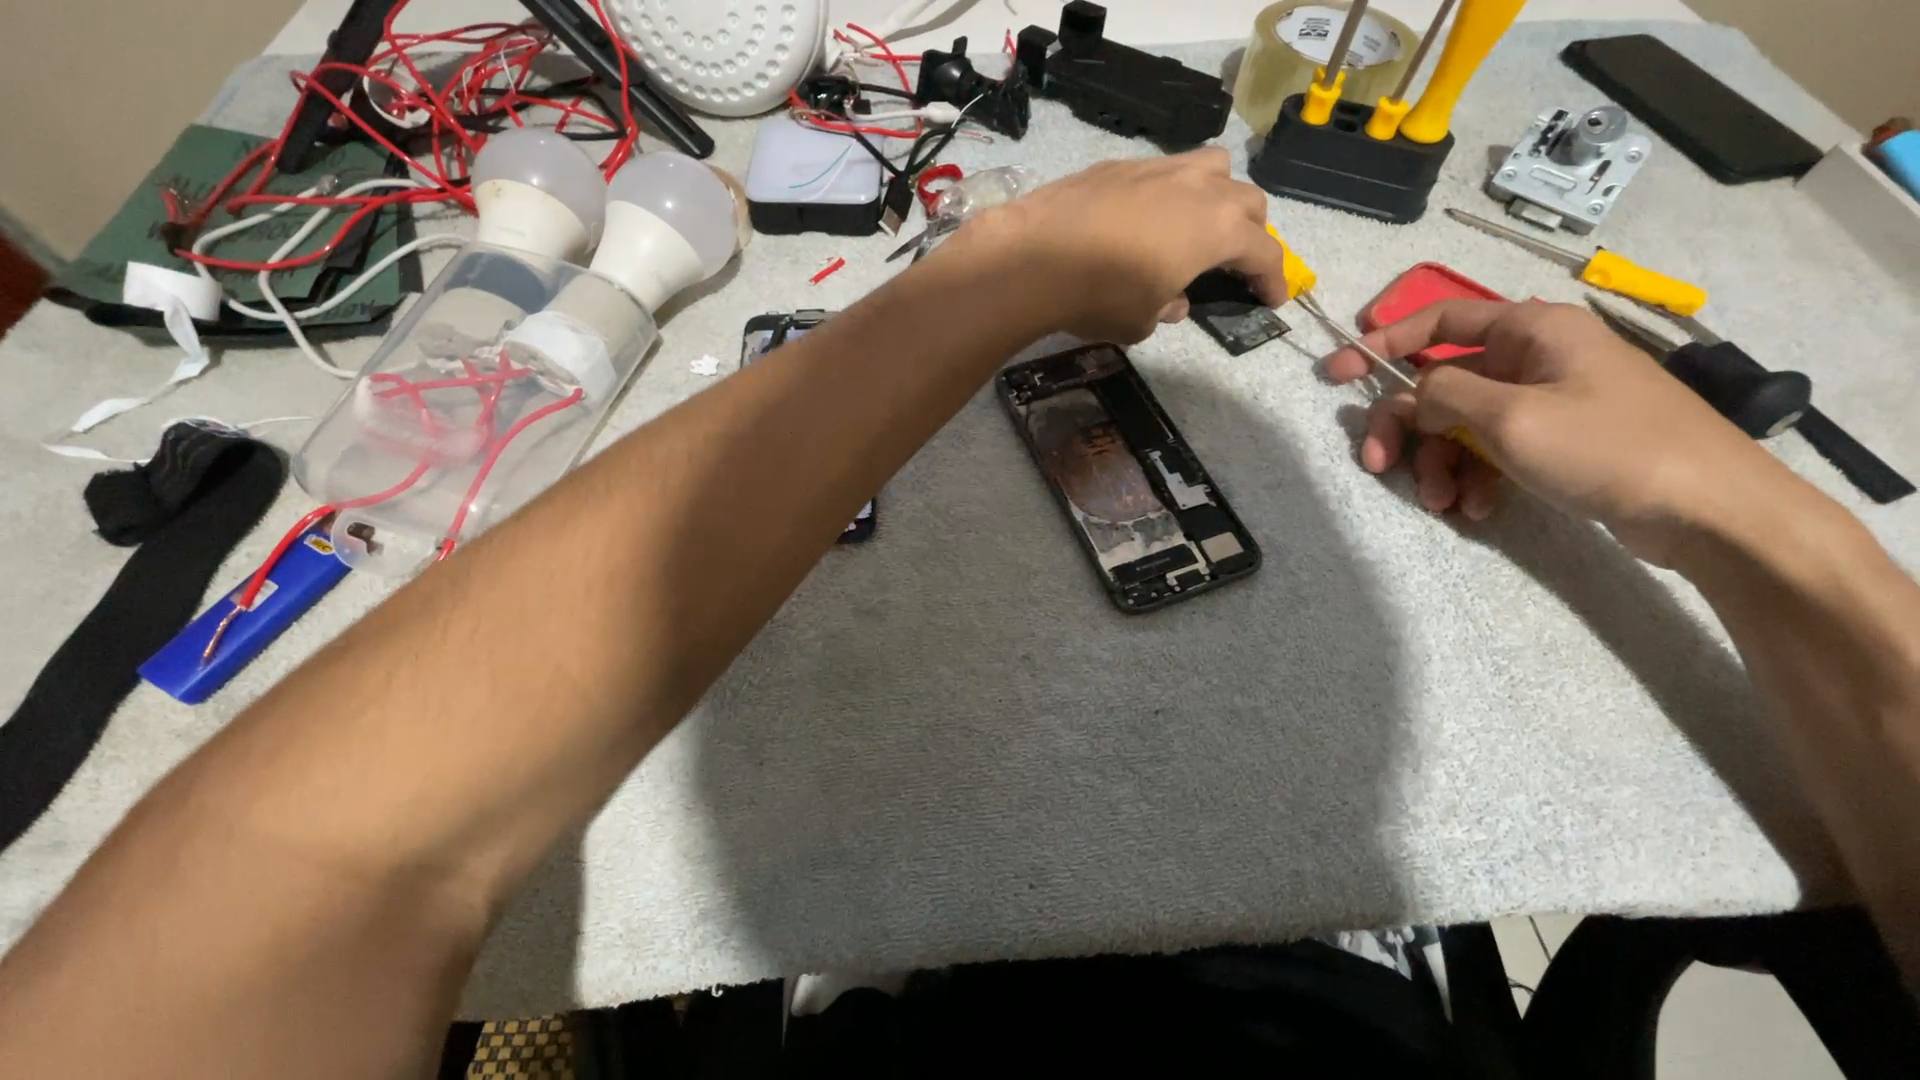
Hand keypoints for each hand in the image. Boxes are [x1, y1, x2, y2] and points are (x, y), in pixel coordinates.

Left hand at [950, 148, 1288, 343]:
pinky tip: (1145, 217)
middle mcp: (1198, 188)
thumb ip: (1168, 308)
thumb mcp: (1142, 321)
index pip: (1264, 252)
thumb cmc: (1100, 297)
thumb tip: (1175, 301)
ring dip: (1218, 194)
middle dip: (1251, 231)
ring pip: (1210, 167)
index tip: (1273, 298)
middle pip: (1247, 200)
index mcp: (1218, 230)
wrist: (1034, 257)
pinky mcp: (1120, 165)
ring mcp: (1158, 169)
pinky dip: (1169, 192)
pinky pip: (1162, 171)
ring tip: (1200, 221)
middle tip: (1237, 260)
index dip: (1273, 278)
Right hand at [1323, 299, 1802, 565]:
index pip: (1438, 320)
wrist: (1707, 508)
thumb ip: (1444, 394)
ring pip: (1462, 423)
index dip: (1382, 345)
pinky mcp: (1557, 438)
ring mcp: (1547, 399)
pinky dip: (1475, 476)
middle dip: (1408, 429)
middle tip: (1375, 465)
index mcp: (1530, 330)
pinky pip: (1492, 448)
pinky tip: (1477, 508)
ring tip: (1442, 503)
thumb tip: (1413, 393)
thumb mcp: (1510, 417)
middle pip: (1441, 383)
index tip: (1336, 373)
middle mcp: (1536, 355)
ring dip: (1440, 463)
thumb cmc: (1608, 447)